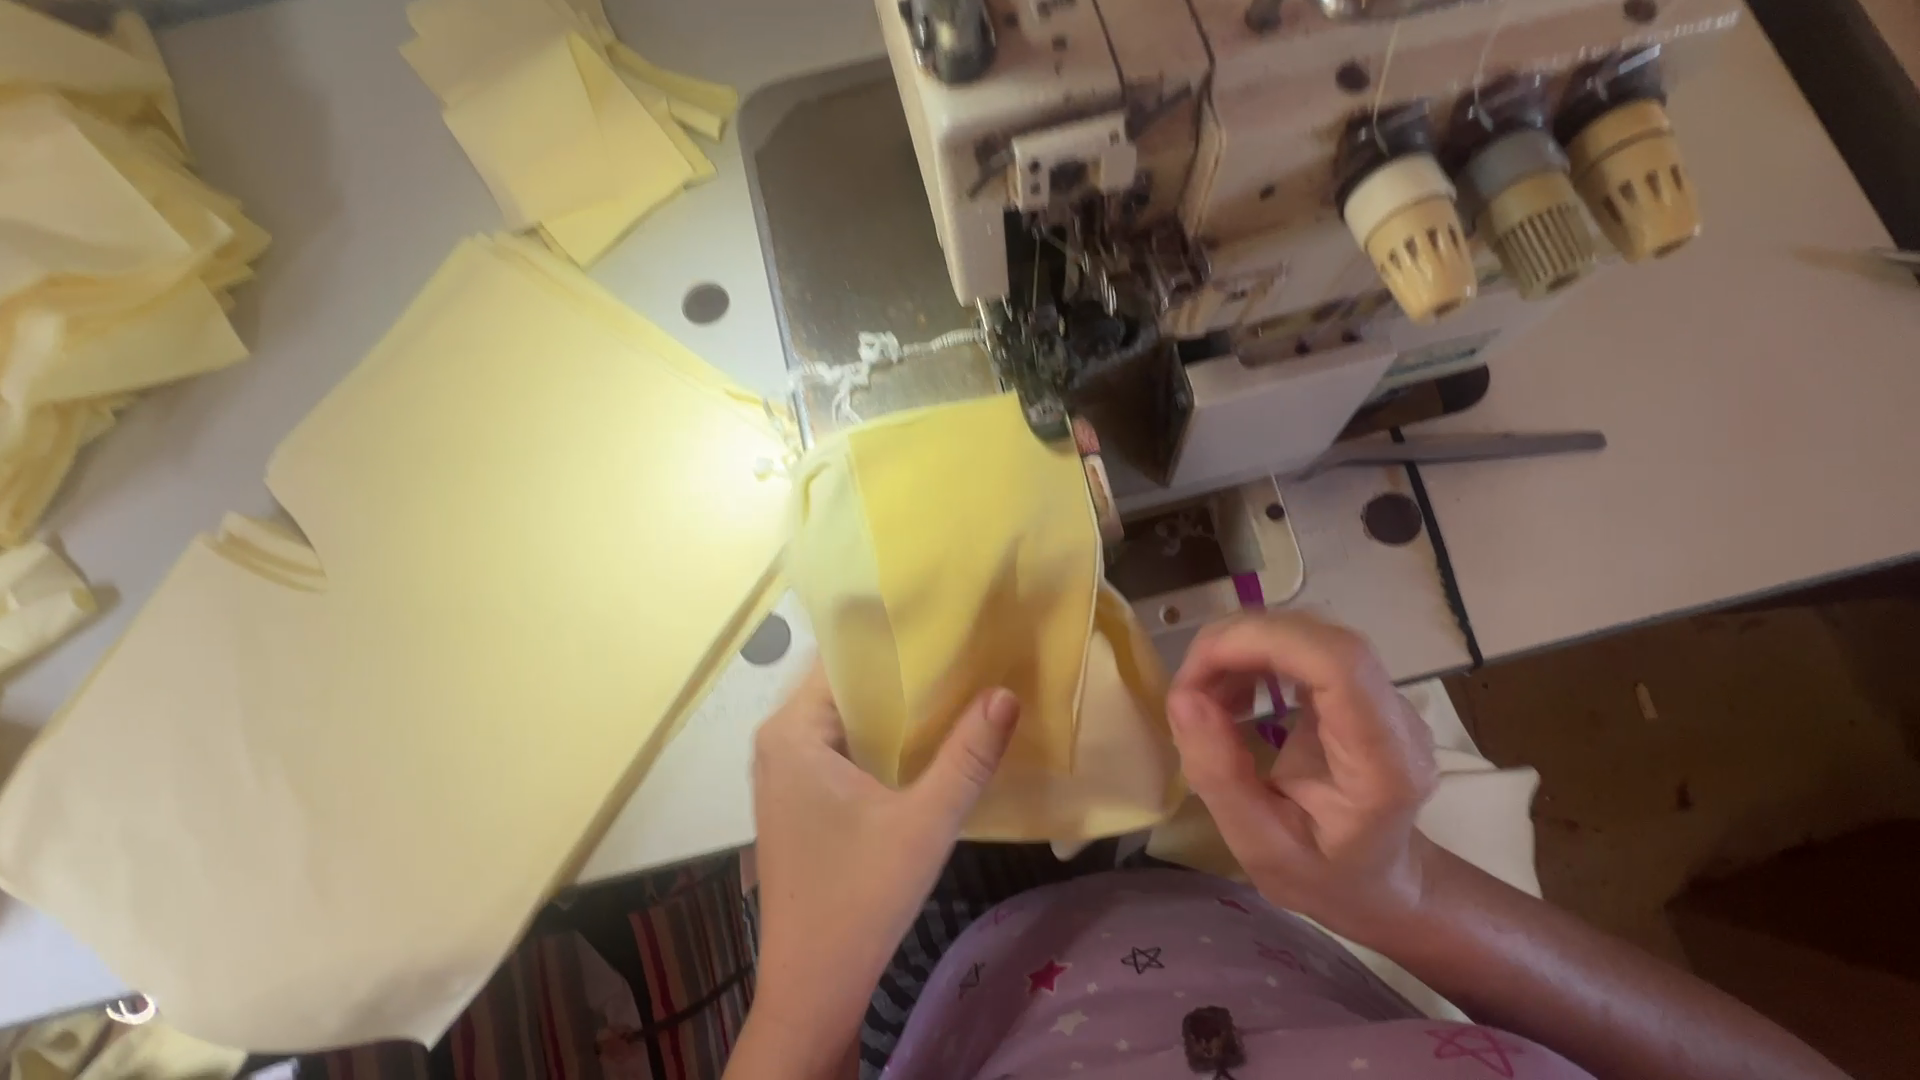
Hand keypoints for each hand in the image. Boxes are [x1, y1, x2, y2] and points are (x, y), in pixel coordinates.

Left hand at [748, 663, 1020, 1029]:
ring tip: (958, 681)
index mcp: (792, 731)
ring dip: (895, 706)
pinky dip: (882, 737)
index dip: (895, 637)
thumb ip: (968, 757)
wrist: (814, 987)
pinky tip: (929, 736)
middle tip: (966, 647)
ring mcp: (786, 769)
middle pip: (845, 684)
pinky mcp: (801, 796)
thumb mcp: (925, 824)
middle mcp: (779, 739)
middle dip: (903, 671)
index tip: (949, 620)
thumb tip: (1007, 693)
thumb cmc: (860, 900)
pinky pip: (843, 744)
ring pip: (846, 716)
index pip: (843, 657)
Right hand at [1166, 613, 1436, 937]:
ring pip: (1308, 632)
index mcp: (1383, 765)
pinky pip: (1304, 646)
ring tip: (1204, 695)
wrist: (1379, 882)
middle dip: (1237, 644)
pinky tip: (1231, 693)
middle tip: (1188, 689)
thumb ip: (1220, 776)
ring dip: (1240, 648)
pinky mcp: (1363, 687)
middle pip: (1318, 636)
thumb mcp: (1258, 848)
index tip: (1198, 673)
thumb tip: (1183, 697)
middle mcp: (1396, 718)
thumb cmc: (1324, 877)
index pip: (1339, 664)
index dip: (1262, 643)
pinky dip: (1253, 655)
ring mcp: (1385, 696)